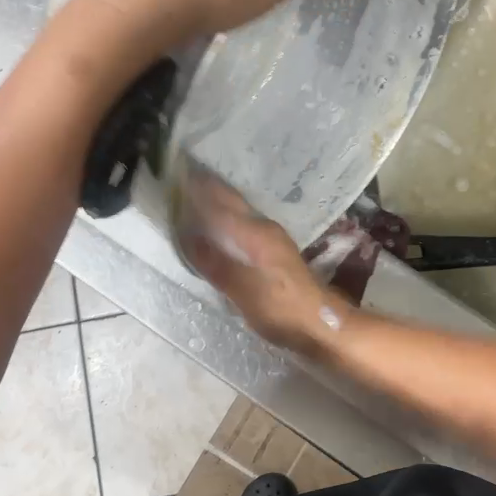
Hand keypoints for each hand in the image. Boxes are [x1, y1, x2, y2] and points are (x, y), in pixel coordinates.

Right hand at [175, 172, 351, 356]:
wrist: (321, 325)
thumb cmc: (282, 309)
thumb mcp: (244, 290)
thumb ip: (216, 263)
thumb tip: (186, 236)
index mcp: (257, 232)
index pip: (222, 200)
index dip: (199, 186)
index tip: (175, 170)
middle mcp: (265, 229)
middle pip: (230, 203)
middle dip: (205, 191)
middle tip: (177, 180)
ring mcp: (271, 240)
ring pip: (236, 214)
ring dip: (214, 206)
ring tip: (188, 200)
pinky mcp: (273, 254)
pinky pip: (241, 228)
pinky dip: (224, 223)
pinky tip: (213, 230)